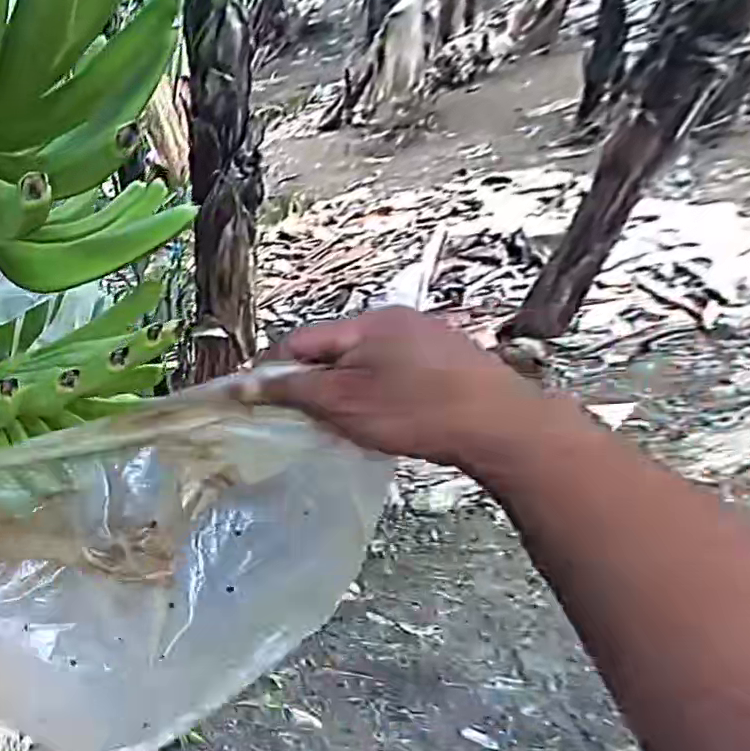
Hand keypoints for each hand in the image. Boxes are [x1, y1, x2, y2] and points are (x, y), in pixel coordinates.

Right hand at [260, 307, 564, 473]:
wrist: (507, 431)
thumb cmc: (414, 412)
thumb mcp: (337, 402)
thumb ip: (286, 389)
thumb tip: (242, 384)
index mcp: (367, 323)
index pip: (295, 342)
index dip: (269, 371)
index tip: (256, 399)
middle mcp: (396, 320)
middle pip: (326, 349)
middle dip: (306, 379)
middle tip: (300, 412)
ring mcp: (426, 336)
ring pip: (356, 359)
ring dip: (337, 385)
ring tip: (339, 415)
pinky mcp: (447, 357)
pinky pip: (387, 367)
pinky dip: (369, 387)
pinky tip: (377, 411)